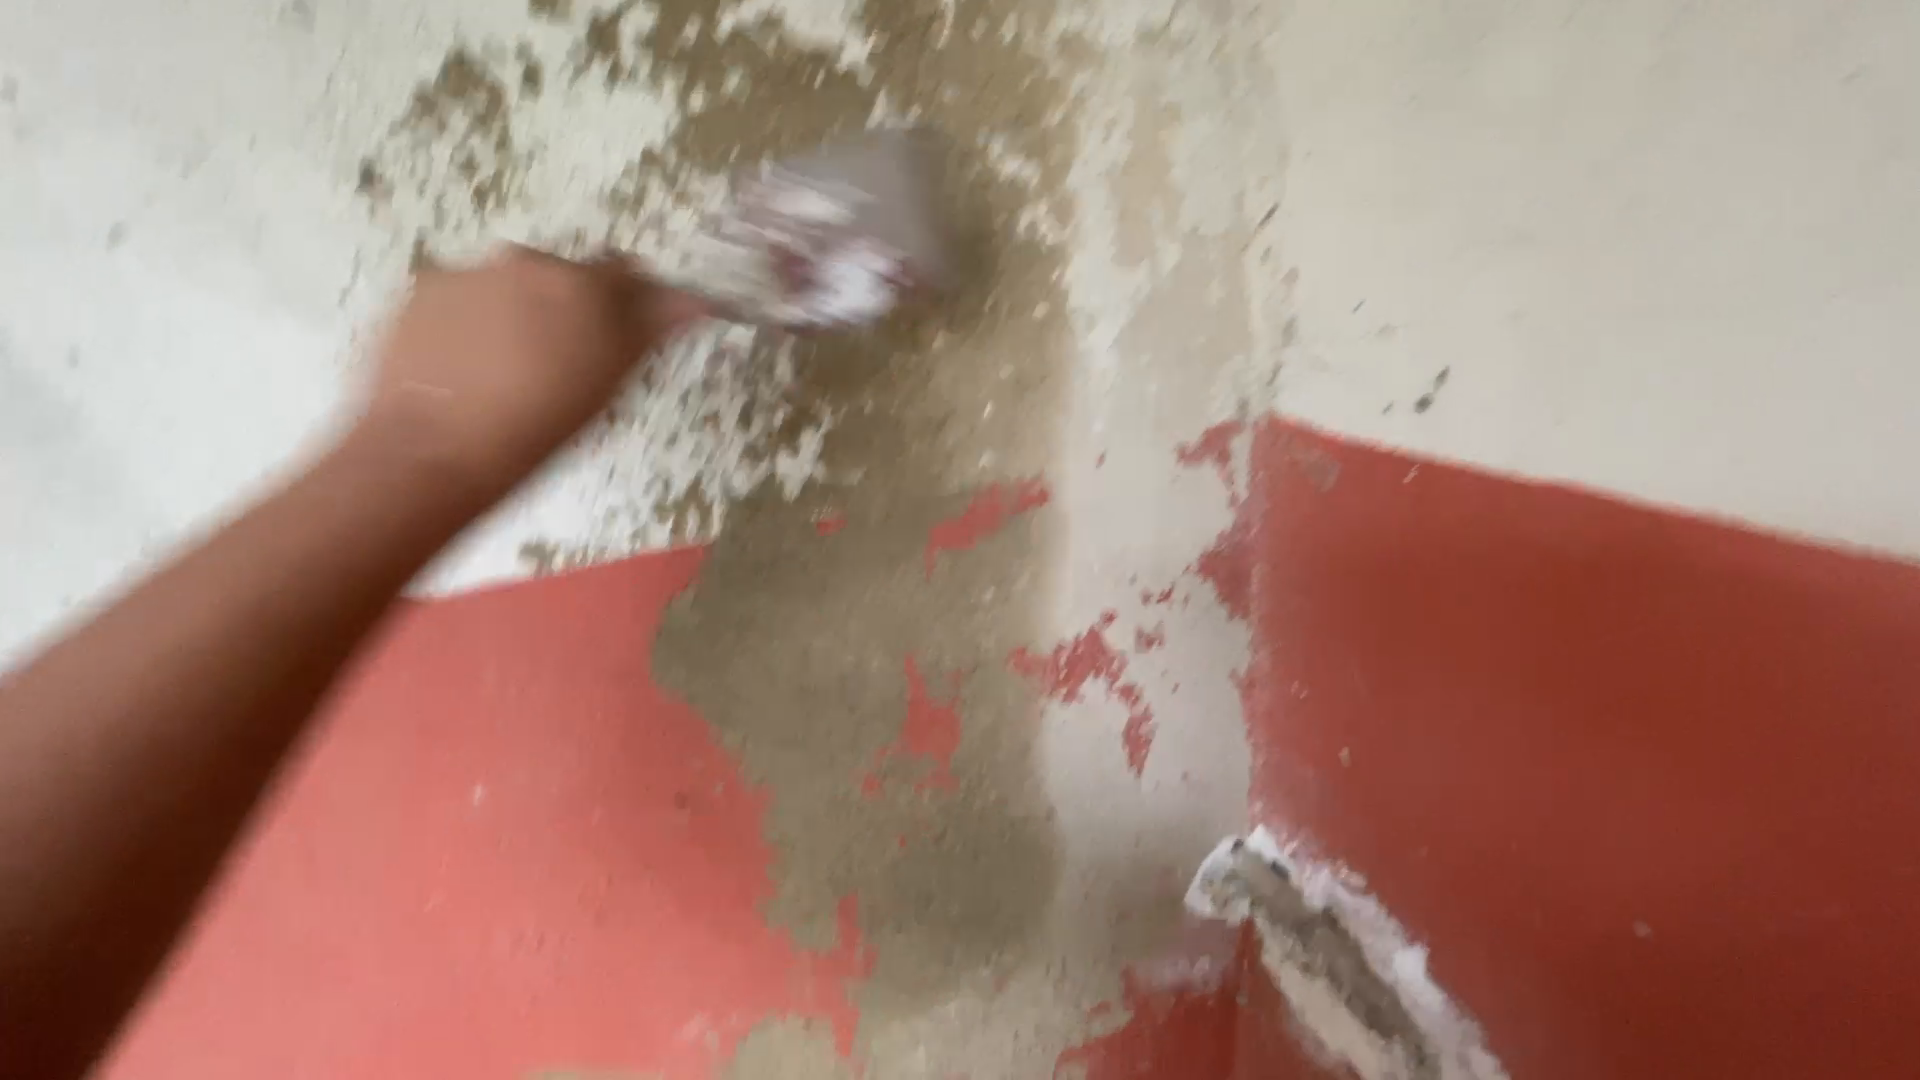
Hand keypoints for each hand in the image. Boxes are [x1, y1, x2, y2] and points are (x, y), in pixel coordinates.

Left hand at [358, 246, 704, 498]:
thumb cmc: (541, 426)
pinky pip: (465, 293)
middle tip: (569, 355)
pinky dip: (476, 318)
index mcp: (586, 286)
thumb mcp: (610, 384)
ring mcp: (472, 270)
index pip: (627, 272)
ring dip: (524, 309)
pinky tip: (470, 362)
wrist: (435, 446)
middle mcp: (531, 262)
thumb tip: (693, 302)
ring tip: (512, 364)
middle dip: (575, 304)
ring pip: (514, 283)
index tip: (634, 325)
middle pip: (567, 274)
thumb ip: (650, 331)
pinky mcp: (425, 287)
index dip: (634, 298)